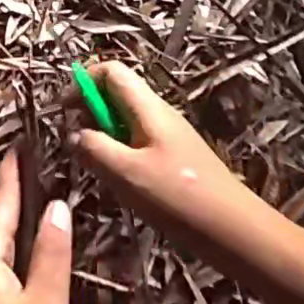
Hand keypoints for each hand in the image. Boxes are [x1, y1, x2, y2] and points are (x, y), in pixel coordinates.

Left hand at [0, 151, 71, 303]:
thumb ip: (51, 254)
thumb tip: (57, 204)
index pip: (0, 202)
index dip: (15, 172)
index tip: (24, 142)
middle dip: (14, 193)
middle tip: (41, 166)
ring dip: (10, 221)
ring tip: (39, 198)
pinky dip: (4, 247)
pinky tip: (24, 248)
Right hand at [68, 61, 262, 256]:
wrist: (238, 234)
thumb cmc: (180, 199)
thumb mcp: (126, 174)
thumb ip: (93, 149)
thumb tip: (72, 135)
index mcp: (148, 107)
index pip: (110, 70)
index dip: (82, 82)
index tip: (65, 111)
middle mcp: (158, 113)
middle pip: (115, 93)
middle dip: (89, 112)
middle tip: (79, 144)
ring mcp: (168, 135)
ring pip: (123, 120)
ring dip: (103, 136)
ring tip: (98, 166)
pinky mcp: (173, 158)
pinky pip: (136, 141)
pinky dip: (119, 153)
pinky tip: (121, 182)